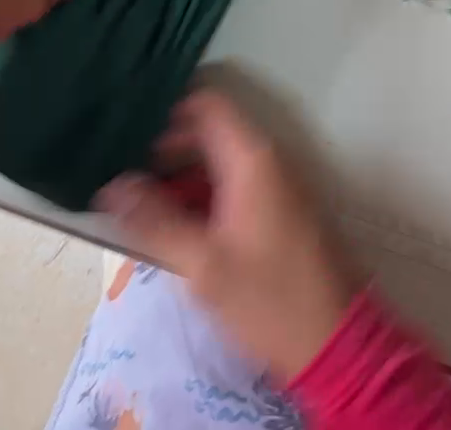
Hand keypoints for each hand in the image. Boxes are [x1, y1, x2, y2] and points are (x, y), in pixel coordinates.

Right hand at [97, 90, 361, 380]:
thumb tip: (112, 186)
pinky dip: (204, 195)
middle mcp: (268, 161)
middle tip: (124, 174)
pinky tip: (176, 226)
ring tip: (140, 202)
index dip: (166, 112)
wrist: (338, 346)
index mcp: (252, 160)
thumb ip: (154, 220)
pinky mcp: (280, 211)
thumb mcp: (203, 265)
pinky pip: (235, 185)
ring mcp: (278, 186)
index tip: (129, 133)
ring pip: (220, 161)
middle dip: (166, 149)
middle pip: (210, 132)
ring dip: (182, 176)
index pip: (206, 105)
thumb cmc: (270, 300)